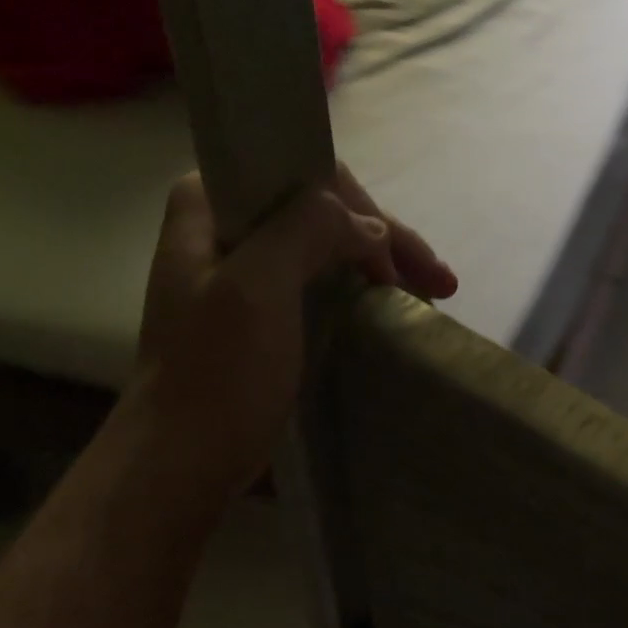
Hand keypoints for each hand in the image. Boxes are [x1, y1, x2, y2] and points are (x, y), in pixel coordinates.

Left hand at [125, 165, 456, 503]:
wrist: (185, 452)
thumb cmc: (219, 372)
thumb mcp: (258, 288)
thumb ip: (306, 232)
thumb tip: (370, 223)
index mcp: (210, 207)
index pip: (304, 175)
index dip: (361, 208)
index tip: (394, 258)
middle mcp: (224, 227)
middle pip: (323, 211)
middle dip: (387, 240)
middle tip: (442, 281)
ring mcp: (243, 270)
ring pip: (329, 245)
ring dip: (385, 263)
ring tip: (438, 293)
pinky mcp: (262, 310)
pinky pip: (325, 279)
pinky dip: (366, 287)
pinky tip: (397, 306)